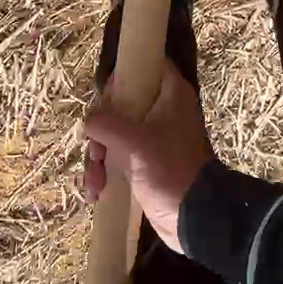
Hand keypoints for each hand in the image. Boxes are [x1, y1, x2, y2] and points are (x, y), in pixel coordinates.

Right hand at [83, 58, 213, 252]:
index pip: (146, 65)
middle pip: (121, 103)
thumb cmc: (170, 169)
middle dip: (101, 129)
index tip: (107, 95)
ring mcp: (153, 137)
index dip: (124, 74)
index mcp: (169, 93)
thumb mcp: (135, 142)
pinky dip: (106, 170)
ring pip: (115, 132)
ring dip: (99, 155)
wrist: (194, 218)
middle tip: (97, 150)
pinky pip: (118, 156)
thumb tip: (88, 119)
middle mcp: (162, 110)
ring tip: (96, 180)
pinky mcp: (146, 162)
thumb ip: (106, 123)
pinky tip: (97, 191)